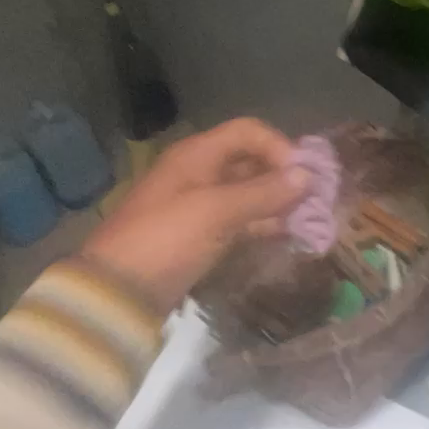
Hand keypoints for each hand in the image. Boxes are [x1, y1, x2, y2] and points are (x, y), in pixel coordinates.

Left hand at [79, 117, 308, 312]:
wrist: (114, 296)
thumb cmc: (166, 239)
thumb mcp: (217, 212)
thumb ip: (264, 192)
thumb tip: (307, 176)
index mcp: (197, 154)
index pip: (249, 132)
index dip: (278, 147)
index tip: (302, 174)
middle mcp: (199, 172)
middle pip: (250, 161)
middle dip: (283, 176)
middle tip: (315, 199)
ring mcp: (199, 205)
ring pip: (247, 193)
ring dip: (276, 202)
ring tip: (308, 219)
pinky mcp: (199, 236)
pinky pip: (239, 220)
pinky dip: (262, 224)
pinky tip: (286, 235)